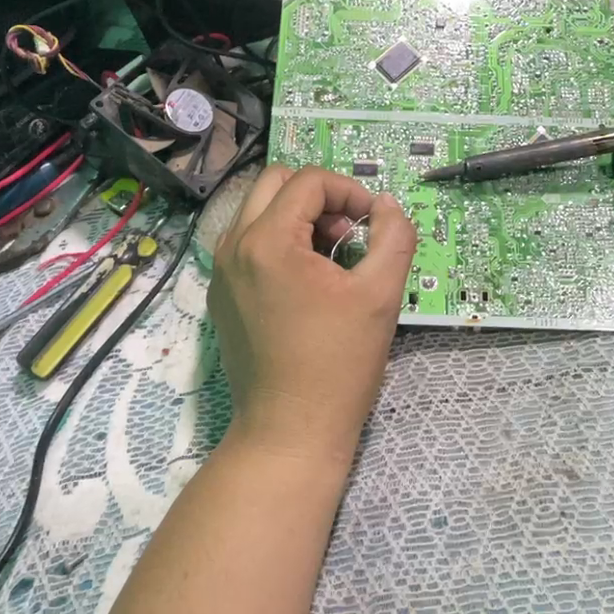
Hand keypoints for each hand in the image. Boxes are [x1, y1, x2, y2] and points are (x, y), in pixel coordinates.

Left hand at [210, 165, 415, 463]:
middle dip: (319, 197)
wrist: (288, 432)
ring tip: (330, 260)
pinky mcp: (220, 295)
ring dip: (298, 218)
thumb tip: (386, 204)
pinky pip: (248, 243)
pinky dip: (279, 243)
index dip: (350, 191)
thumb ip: (393, 236)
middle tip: (347, 235)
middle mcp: (234, 245)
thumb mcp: (381, 295)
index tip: (373, 225)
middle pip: (276, 182)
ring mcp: (221, 271)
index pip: (310, 181)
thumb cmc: (338, 363)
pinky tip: (306, 286)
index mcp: (268, 240)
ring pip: (259, 210)